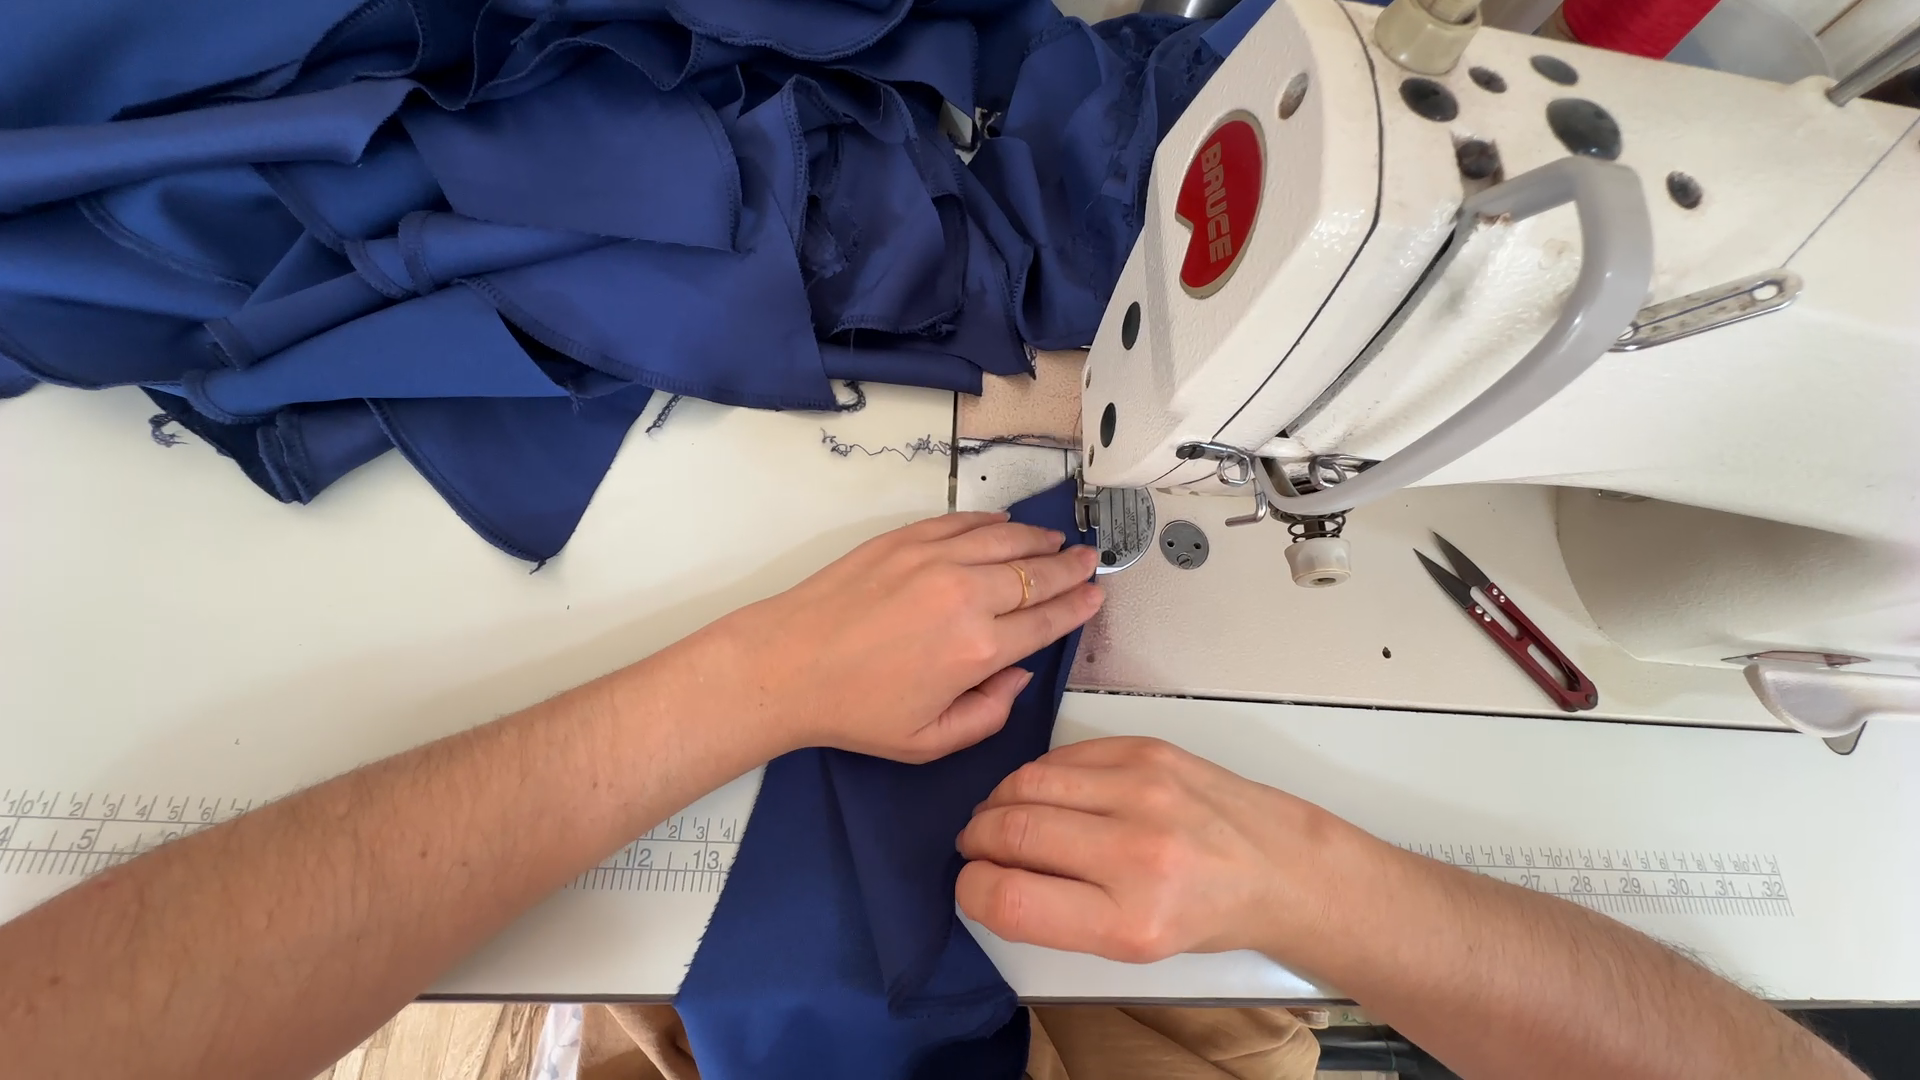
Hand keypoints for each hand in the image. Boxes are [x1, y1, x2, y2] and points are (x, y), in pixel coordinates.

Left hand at [696, 511, 1101, 763]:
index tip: (1096, 594)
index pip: (1048, 620)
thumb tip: (1019, 674)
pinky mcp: (906, 538)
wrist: (786, 665)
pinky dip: (991, 522)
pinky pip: (963, 522)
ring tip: (1057, 541)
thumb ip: (989, 714)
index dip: (1078, 606)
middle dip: (1071, 567)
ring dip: (1039, 540)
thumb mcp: (930, 742)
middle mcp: (967, 594)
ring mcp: (935, 558)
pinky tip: (1005, 524)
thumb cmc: (855, 710)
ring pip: (1006, 540)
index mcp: (979, 649)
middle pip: (1037, 573)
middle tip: (1091, 559)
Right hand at [956, 737, 1373, 963]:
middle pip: (1010, 831)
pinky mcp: (1144, 747)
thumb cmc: (1203, 915)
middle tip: (976, 845)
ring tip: (999, 816)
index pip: (1010, 900)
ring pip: (1026, 782)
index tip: (971, 883)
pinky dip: (1035, 776)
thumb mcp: (1134, 945)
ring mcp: (1141, 788)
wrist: (1277, 863)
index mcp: (1130, 920)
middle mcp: (1134, 849)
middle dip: (976, 839)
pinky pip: (1061, 757)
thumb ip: (1058, 915)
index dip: (971, 890)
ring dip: (997, 801)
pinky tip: (1040, 793)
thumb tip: (987, 876)